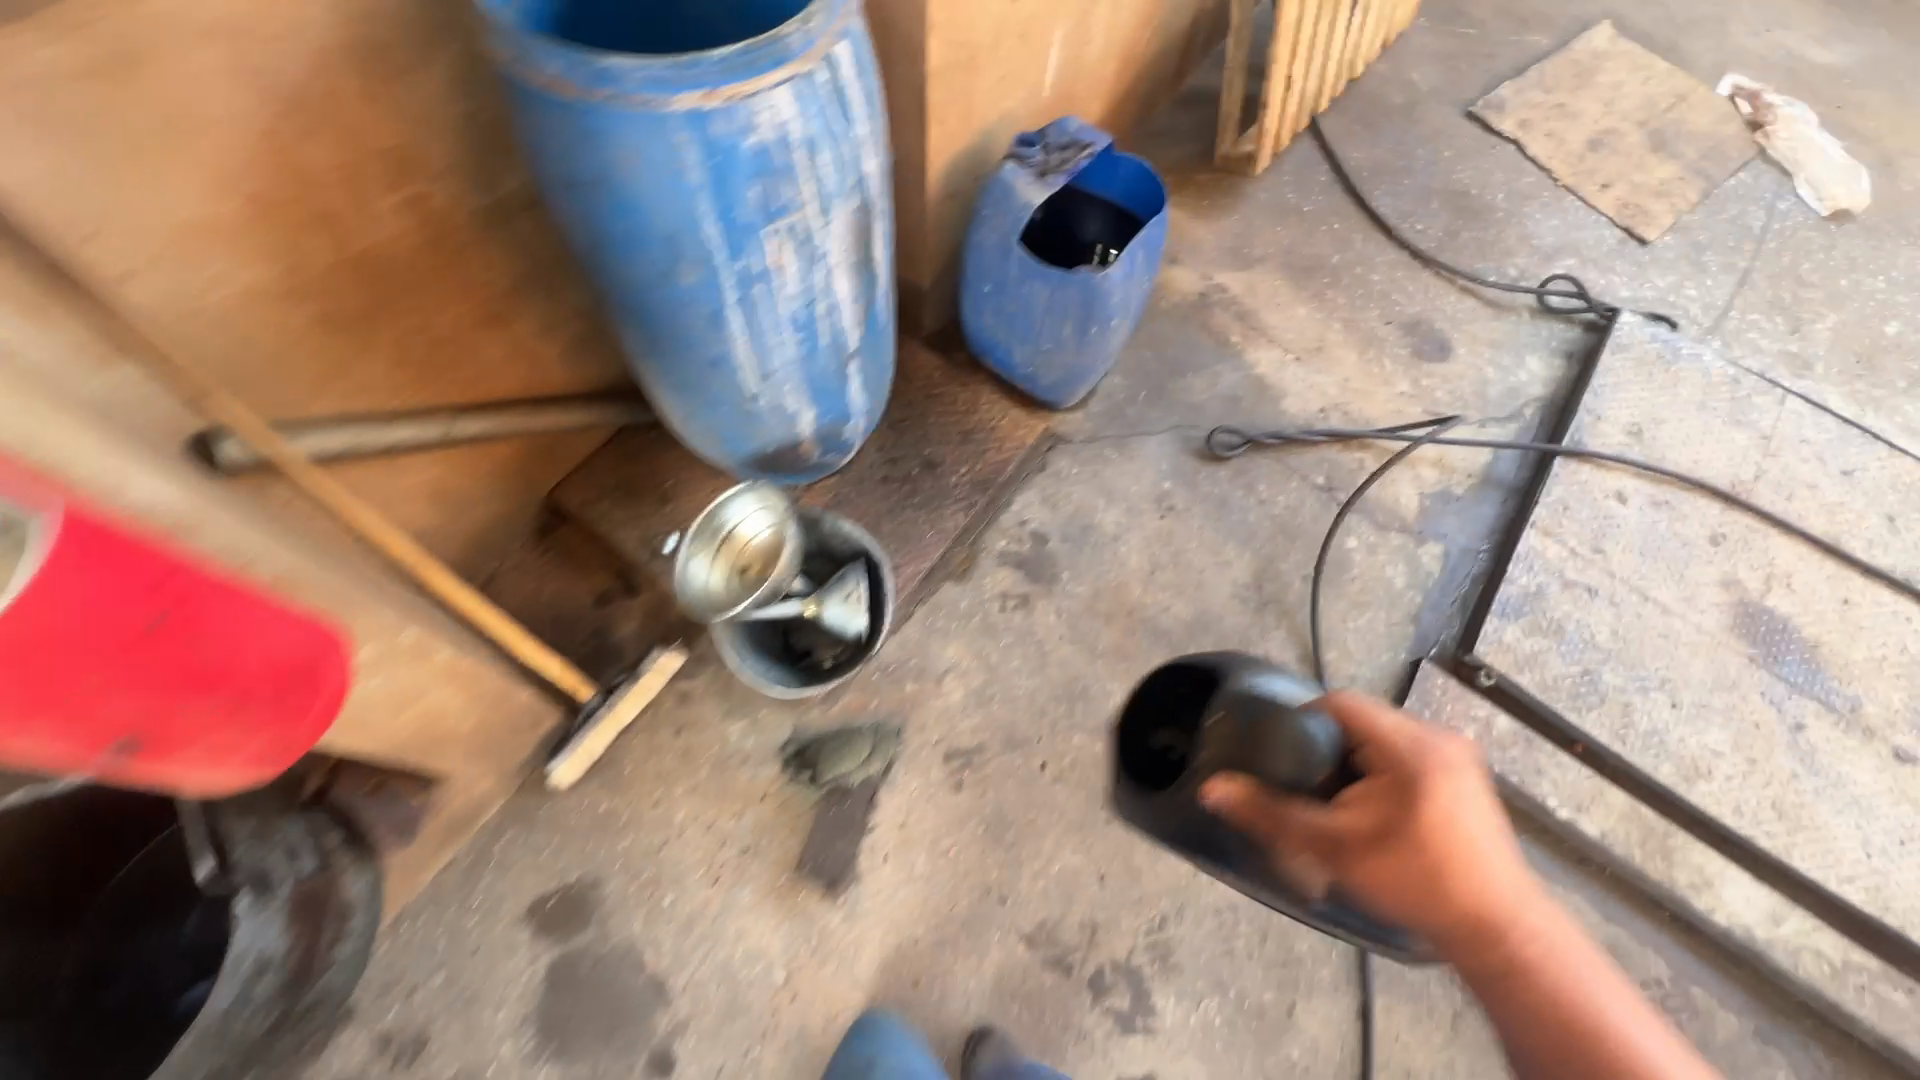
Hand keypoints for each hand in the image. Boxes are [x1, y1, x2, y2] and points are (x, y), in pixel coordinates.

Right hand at [1198, 691, 1547, 958]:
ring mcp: (1458, 756)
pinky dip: (1380, 772)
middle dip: (1327, 748)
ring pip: (1383, 738)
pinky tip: (1372, 812)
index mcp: (1410, 743)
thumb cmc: (1415, 880)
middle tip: (1304, 784)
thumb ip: (1271, 813)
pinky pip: (1406, 755)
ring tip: (1333, 801)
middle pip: (1360, 719)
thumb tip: (1212, 789)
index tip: (1282, 757)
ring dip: (1353, 762)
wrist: (1499, 931)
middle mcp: (1438, 736)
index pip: (1338, 703)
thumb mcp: (1334, 848)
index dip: (1301, 722)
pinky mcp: (1466, 778)